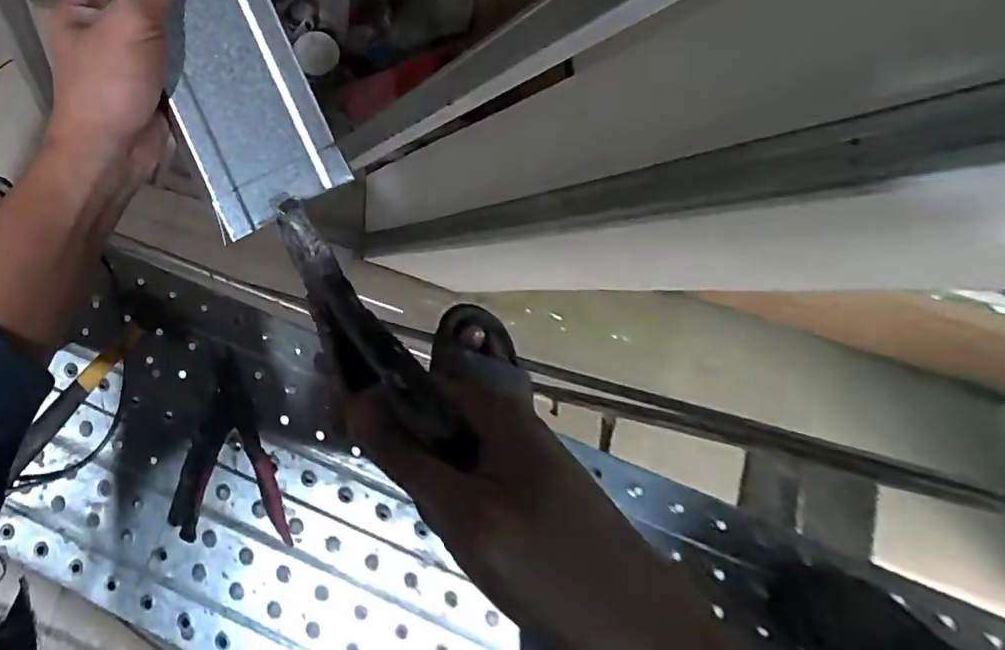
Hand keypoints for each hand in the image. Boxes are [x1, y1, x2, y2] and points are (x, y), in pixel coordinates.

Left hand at [0, 0, 211, 360]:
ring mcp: (134, 50)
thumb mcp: (130, 19)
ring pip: (169, 14)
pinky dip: (204, 34)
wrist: (111, 159)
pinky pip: (183, 44)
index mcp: (81, 3)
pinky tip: (234, 14)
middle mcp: (105, 22)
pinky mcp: (160, 74)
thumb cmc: (106, 85)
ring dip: (196, 0)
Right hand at [347, 347, 733, 649]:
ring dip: (438, 487)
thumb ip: (404, 456)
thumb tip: (353, 400)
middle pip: (433, 418)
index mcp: (495, 410)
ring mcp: (526, 457)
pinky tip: (479, 546)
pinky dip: (464, 505)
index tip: (356, 439)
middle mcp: (510, 421)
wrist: (651, 641)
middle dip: (414, 458)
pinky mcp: (536, 491)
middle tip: (424, 507)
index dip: (381, 405)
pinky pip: (478, 481)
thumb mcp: (463, 514)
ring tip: (456, 534)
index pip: (415, 381)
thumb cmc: (550, 567)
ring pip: (453, 455)